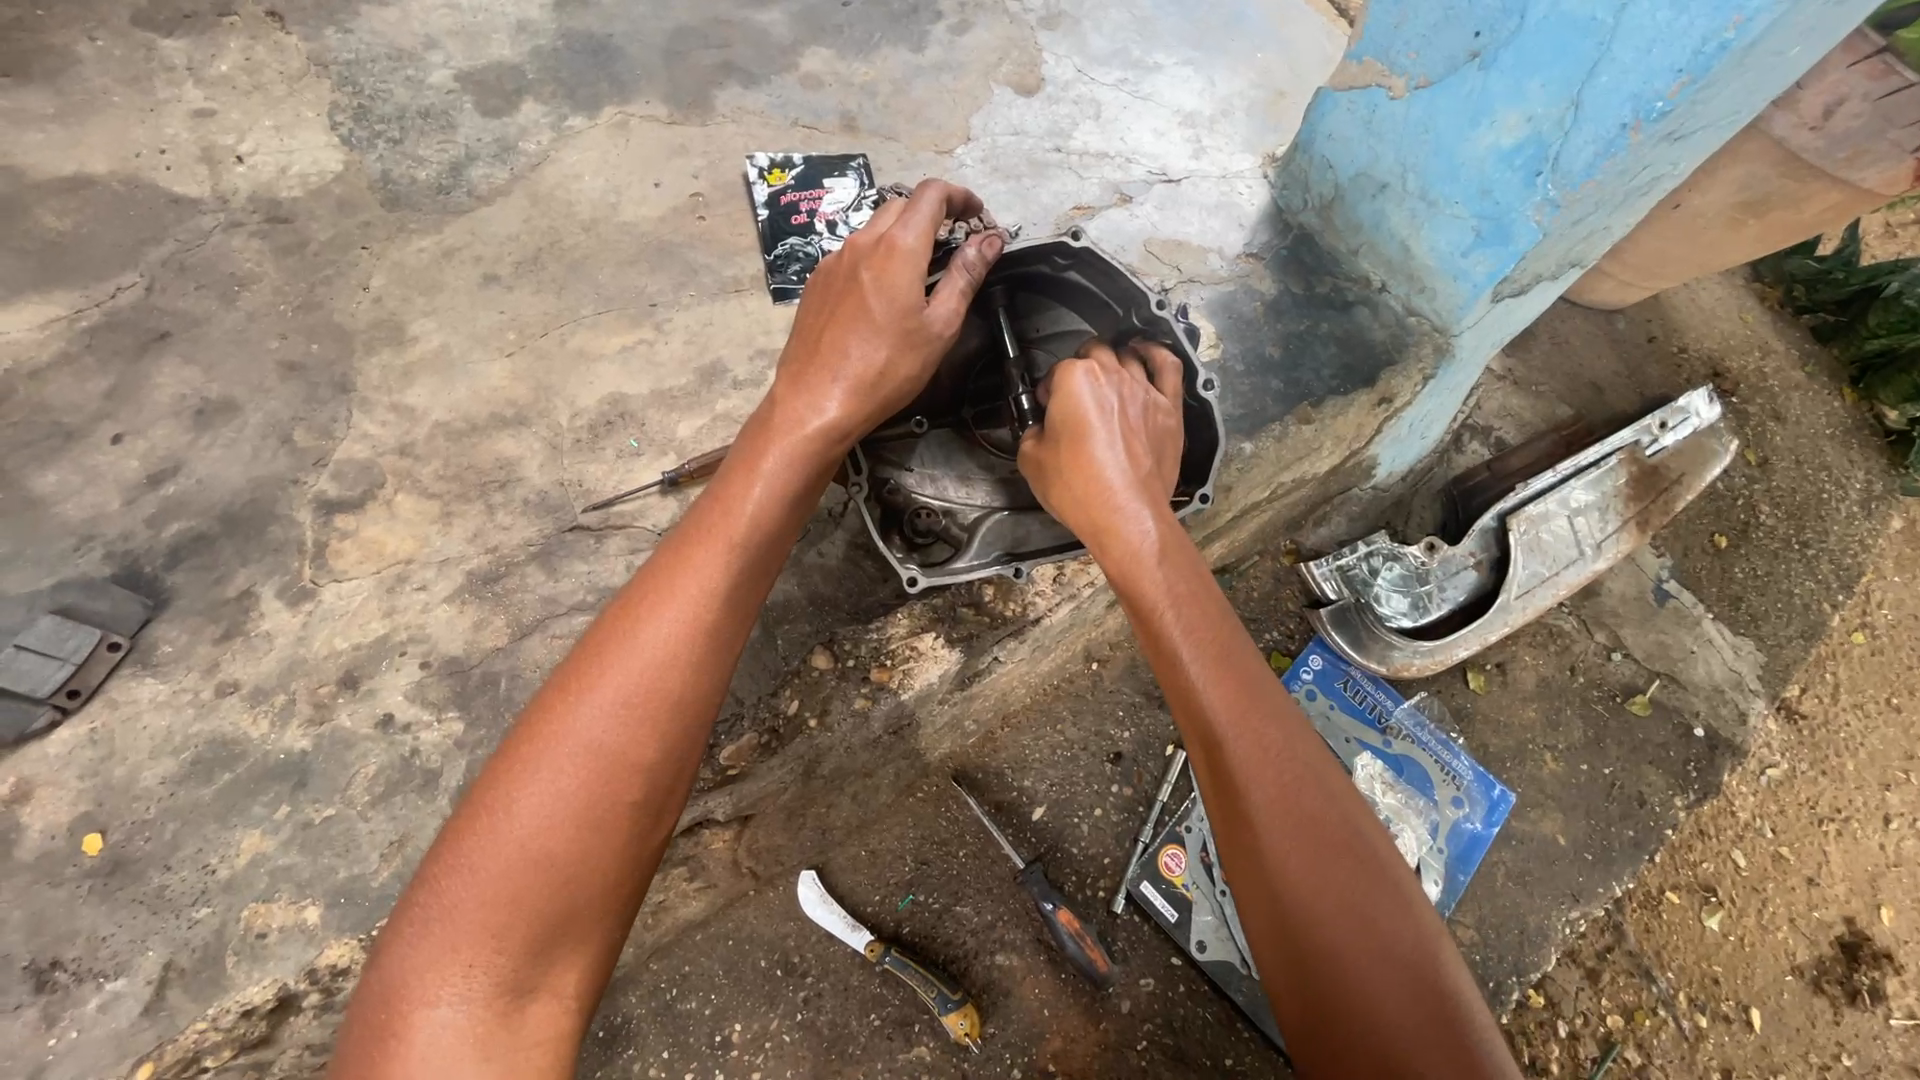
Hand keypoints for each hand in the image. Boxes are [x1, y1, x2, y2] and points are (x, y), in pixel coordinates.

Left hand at [765, 179, 1004, 452]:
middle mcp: (861, 242)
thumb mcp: (939, 328)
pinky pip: (852, 254)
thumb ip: (965, 277)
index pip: (931, 194)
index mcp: (897, 248)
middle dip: (932, 214)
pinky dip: (877, 258)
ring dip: (902, 236)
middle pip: (901, 205)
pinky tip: (883, 296)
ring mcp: (833, 261)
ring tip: (920, 273)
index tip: (976, 215)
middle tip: (954, 245)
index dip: (959, 196)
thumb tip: (990, 239)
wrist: (816, 401)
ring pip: (874, 229)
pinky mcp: (817, 282)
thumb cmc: (886, 369)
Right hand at [1017, 338, 1185, 554]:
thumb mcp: (1031, 460)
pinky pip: (1168, 366)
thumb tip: (1040, 428)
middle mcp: (1111, 375)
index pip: (1056, 371)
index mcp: (1074, 380)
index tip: (1046, 409)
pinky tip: (1146, 352)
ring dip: (1113, 363)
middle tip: (1073, 396)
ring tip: (1105, 381)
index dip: (1049, 391)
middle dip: (1079, 369)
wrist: (1125, 514)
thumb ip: (1032, 432)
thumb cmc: (1079, 488)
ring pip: (1127, 357)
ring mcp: (1144, 389)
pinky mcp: (1169, 408)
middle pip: (1093, 354)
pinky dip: (1157, 353)